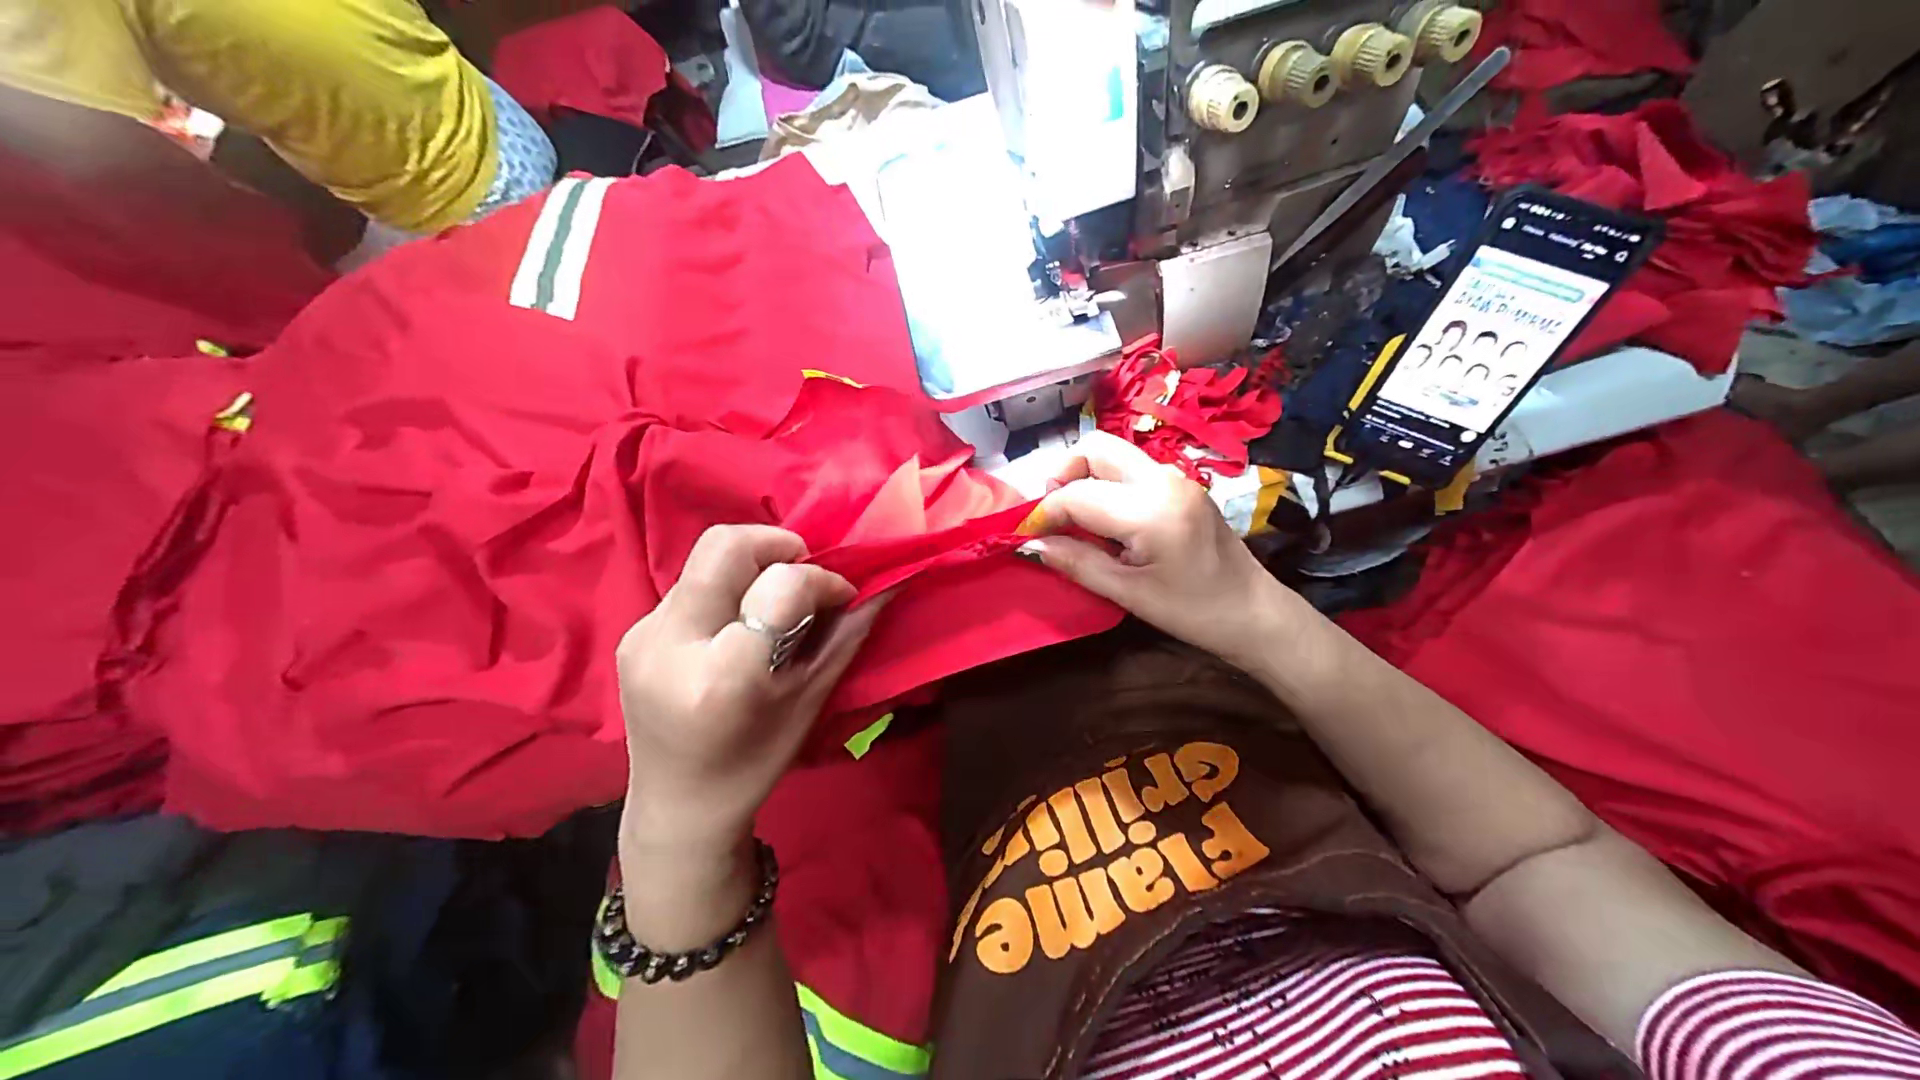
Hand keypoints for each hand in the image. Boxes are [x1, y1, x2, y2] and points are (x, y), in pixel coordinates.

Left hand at [614, 525, 883, 940]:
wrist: (678, 807)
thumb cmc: (754, 764)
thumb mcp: (808, 703)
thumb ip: (844, 637)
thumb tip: (881, 585)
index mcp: (722, 677)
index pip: (778, 588)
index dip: (820, 580)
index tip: (840, 595)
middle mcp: (671, 646)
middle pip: (724, 546)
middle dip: (775, 544)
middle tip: (801, 571)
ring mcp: (643, 636)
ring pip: (705, 560)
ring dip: (750, 566)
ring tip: (771, 601)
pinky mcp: (632, 634)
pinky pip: (689, 585)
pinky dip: (726, 589)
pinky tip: (737, 622)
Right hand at [1021, 430, 1296, 669]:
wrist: (1254, 612)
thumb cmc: (1193, 612)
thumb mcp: (1129, 594)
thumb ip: (1077, 563)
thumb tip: (1032, 544)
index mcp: (1151, 509)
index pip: (1077, 494)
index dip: (1044, 514)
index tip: (1028, 537)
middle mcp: (1163, 479)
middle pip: (1094, 448)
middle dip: (1062, 475)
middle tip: (1053, 515)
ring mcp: (1175, 476)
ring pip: (1112, 453)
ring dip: (1084, 477)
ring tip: (1075, 519)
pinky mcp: (1181, 483)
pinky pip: (1130, 468)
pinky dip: (1106, 483)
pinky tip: (1105, 520)